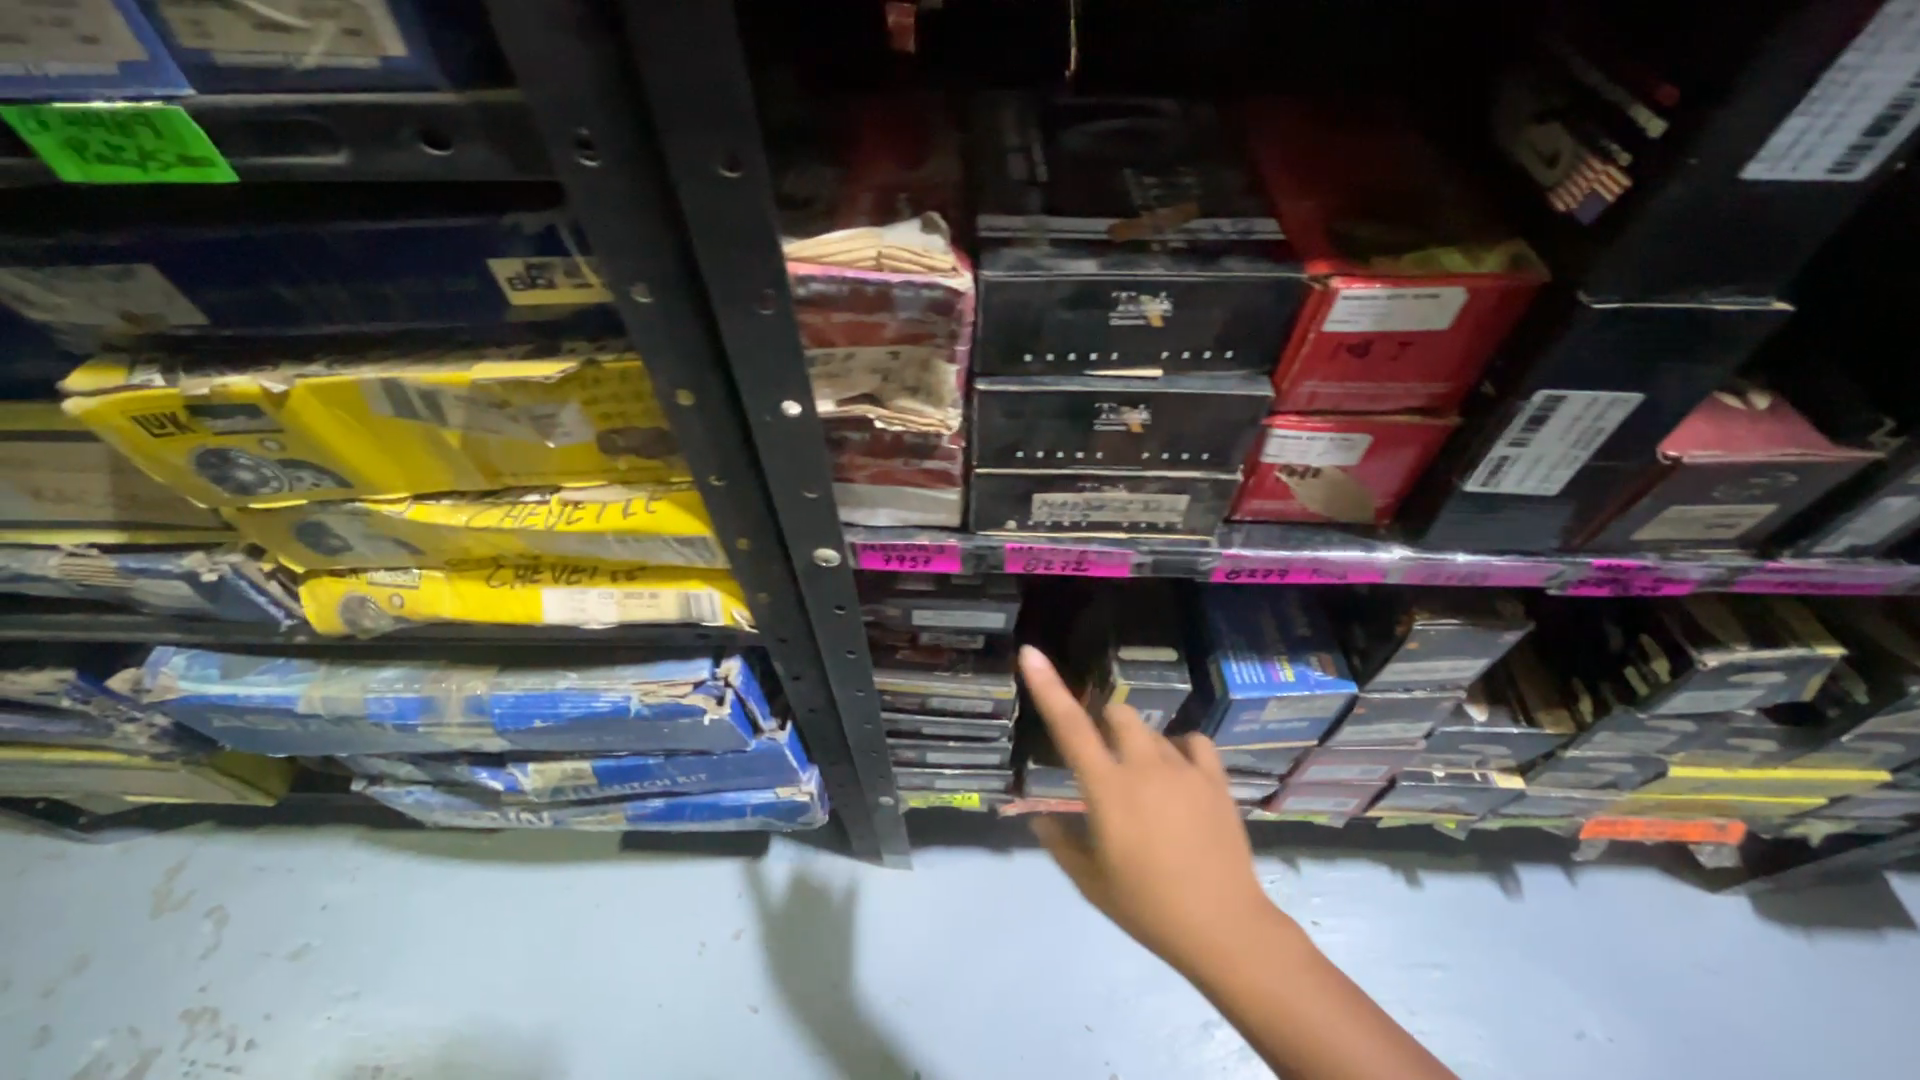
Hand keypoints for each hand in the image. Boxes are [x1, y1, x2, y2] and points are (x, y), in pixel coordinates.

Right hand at [1019, 645, 1285, 972]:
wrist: (1221, 926)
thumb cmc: (1146, 907)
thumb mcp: (1090, 881)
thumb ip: (1060, 842)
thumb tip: (1039, 817)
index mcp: (1107, 789)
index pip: (1070, 727)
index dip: (1047, 687)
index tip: (1031, 653)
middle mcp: (1144, 767)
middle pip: (1118, 715)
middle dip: (1103, 724)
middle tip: (1103, 757)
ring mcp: (1185, 770)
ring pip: (1153, 731)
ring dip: (1139, 743)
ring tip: (1143, 781)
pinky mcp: (1216, 780)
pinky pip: (1193, 742)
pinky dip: (1179, 749)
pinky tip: (1178, 773)